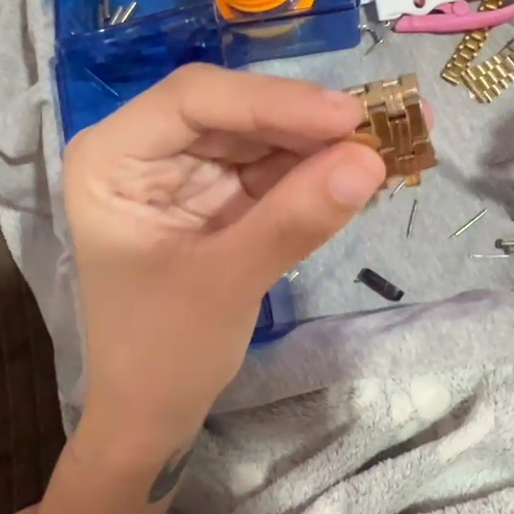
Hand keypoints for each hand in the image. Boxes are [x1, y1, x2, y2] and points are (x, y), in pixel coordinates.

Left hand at [63, 64, 385, 439]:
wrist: (153, 412)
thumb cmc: (161, 353)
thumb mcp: (225, 285)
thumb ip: (292, 221)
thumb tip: (369, 162)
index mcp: (111, 159)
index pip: (193, 100)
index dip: (273, 101)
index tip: (348, 117)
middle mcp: (146, 151)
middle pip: (235, 112)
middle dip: (309, 121)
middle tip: (393, 120)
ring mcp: (186, 173)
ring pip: (264, 136)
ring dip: (327, 141)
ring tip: (401, 135)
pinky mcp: (221, 198)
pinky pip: (276, 170)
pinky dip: (321, 170)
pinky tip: (371, 164)